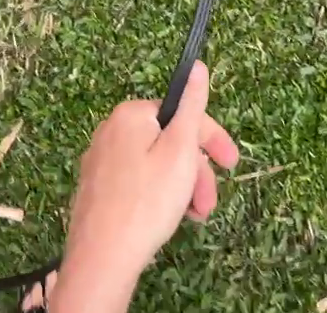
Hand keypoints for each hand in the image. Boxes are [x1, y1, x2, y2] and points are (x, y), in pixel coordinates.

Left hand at [43, 63, 238, 312]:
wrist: (101, 261)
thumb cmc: (148, 201)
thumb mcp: (180, 149)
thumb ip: (191, 105)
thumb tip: (197, 65)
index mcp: (131, 114)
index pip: (183, 114)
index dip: (212, 139)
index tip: (232, 164)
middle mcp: (110, 129)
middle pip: (168, 140)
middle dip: (195, 170)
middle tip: (208, 204)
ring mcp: (99, 161)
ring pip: (154, 163)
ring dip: (180, 186)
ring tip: (192, 217)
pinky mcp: (95, 189)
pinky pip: (136, 180)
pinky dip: (156, 194)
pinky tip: (165, 219)